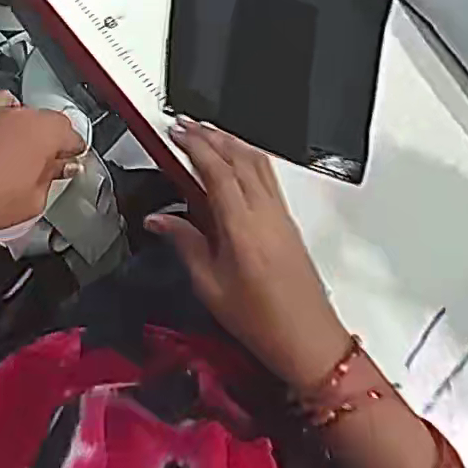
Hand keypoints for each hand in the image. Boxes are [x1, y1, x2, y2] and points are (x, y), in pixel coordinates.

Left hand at [0, 92, 86, 233]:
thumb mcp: (35, 199)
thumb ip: (52, 177)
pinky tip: (1, 142)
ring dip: (27, 132)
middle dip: (52, 142)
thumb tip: (57, 170)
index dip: (75, 153)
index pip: (74, 136)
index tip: (71, 164)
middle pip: (50, 122)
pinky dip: (4, 123)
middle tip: (47, 167)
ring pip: (24, 116)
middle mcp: (25, 114)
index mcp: (49, 130)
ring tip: (21, 159)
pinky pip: (0, 113)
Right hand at [145, 118, 351, 386]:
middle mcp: (265, 214)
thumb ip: (184, 243)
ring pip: (257, 162)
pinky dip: (246, 156)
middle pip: (239, 157)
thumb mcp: (209, 285)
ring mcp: (280, 215)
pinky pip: (267, 175)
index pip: (217, 170)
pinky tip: (234, 157)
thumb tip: (158, 220)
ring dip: (230, 141)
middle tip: (185, 125)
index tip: (176, 132)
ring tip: (206, 132)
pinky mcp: (287, 221)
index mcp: (242, 228)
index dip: (195, 145)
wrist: (309, 342)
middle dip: (210, 135)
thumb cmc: (262, 320)